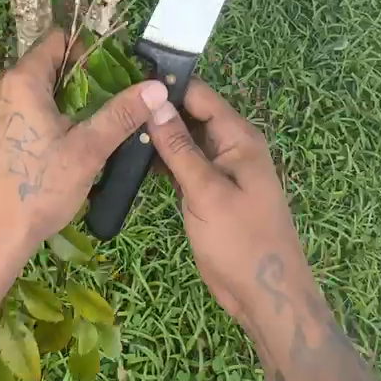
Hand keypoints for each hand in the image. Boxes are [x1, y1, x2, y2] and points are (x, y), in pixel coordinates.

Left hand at [0, 31, 167, 264]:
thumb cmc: (39, 190)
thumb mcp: (88, 150)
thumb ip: (122, 114)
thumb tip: (157, 87)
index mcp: (21, 80)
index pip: (56, 41)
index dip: (84, 52)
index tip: (105, 78)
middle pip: (41, 66)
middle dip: (71, 83)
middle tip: (96, 113)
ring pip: (26, 91)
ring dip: (51, 103)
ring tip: (74, 135)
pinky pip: (10, 110)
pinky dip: (30, 119)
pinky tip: (44, 152)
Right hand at [146, 79, 380, 380]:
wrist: (266, 299)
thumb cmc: (242, 242)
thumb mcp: (206, 192)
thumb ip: (178, 147)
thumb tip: (154, 102)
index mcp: (239, 137)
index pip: (199, 95)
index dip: (166, 85)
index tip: (126, 81)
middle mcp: (230, 145)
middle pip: (190, 113)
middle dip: (157, 109)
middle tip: (114, 106)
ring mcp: (219, 168)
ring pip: (183, 138)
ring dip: (156, 134)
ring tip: (116, 126)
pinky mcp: (208, 189)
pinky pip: (183, 162)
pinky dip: (162, 159)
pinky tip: (131, 157)